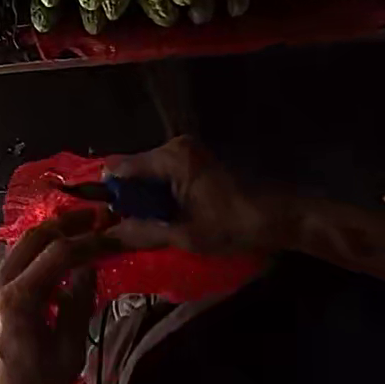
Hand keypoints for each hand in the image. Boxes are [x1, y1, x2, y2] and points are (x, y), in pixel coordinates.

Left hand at [0, 209, 108, 383]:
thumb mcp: (69, 350)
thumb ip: (79, 302)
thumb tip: (90, 267)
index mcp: (15, 301)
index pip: (58, 254)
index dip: (91, 240)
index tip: (116, 233)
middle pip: (33, 238)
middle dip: (68, 224)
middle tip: (99, 216)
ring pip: (20, 248)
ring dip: (51, 236)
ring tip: (83, 231)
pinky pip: (14, 266)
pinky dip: (38, 256)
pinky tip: (60, 262)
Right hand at [105, 136, 294, 254]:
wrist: (282, 217)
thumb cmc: (233, 225)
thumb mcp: (184, 235)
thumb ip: (141, 232)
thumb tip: (105, 236)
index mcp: (170, 158)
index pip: (118, 168)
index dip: (107, 193)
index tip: (102, 217)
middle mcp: (174, 147)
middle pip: (132, 169)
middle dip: (126, 198)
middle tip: (125, 227)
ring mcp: (187, 151)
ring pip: (147, 173)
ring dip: (144, 198)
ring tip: (147, 225)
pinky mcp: (197, 160)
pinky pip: (164, 174)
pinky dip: (159, 194)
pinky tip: (165, 215)